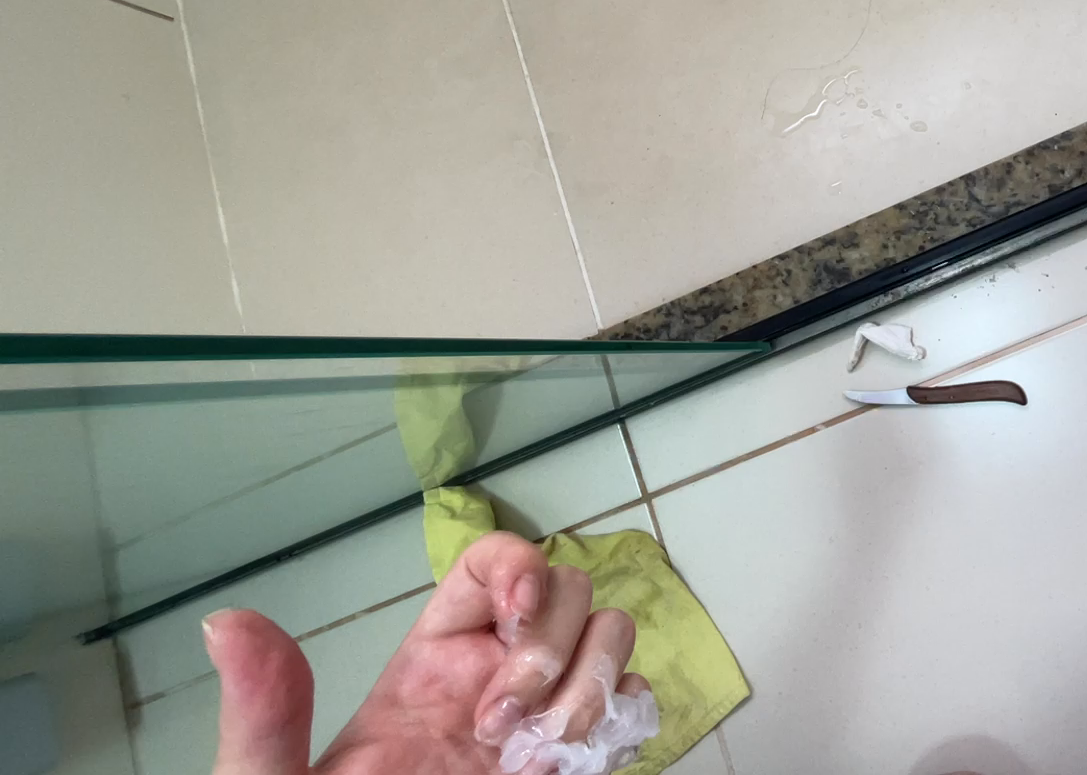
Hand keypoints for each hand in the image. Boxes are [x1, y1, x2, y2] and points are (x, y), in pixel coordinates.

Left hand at [205, 531, 648, 774]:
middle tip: (500, 722)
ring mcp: (552, 699)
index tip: (514, 613)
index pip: (496, 560)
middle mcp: (506, 662)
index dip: (521, 564)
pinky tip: (574, 761)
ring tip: (538, 754)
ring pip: (612, 629)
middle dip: (550, 645)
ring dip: (589, 682)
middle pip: (570, 586)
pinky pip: (635, 692)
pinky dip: (619, 713)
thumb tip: (223, 621)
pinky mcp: (586, 742)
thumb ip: (265, 716)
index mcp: (439, 654)